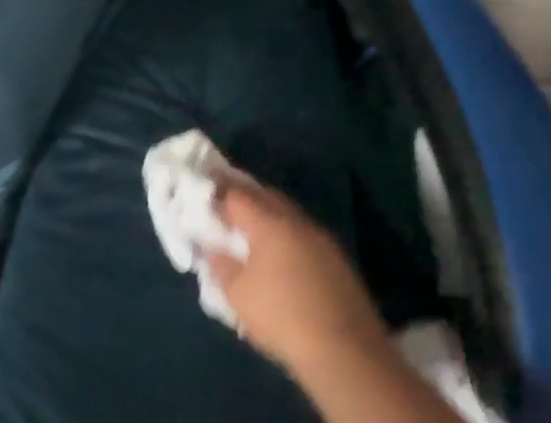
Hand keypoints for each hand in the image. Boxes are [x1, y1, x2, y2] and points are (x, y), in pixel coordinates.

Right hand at [204, 182, 392, 378]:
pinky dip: (288, 240)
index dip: (216, 191)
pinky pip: (306, 240)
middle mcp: (300, 226)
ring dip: (269, 219)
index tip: (200, 193)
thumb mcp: (235, 293)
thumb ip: (220, 263)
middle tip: (223, 206)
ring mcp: (326, 247)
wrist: (349, 358)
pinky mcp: (342, 269)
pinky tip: (279, 260)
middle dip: (244, 197)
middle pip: (267, 197)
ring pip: (290, 218)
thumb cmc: (281, 317)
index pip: (237, 194)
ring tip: (250, 233)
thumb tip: (215, 249)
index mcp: (270, 225)